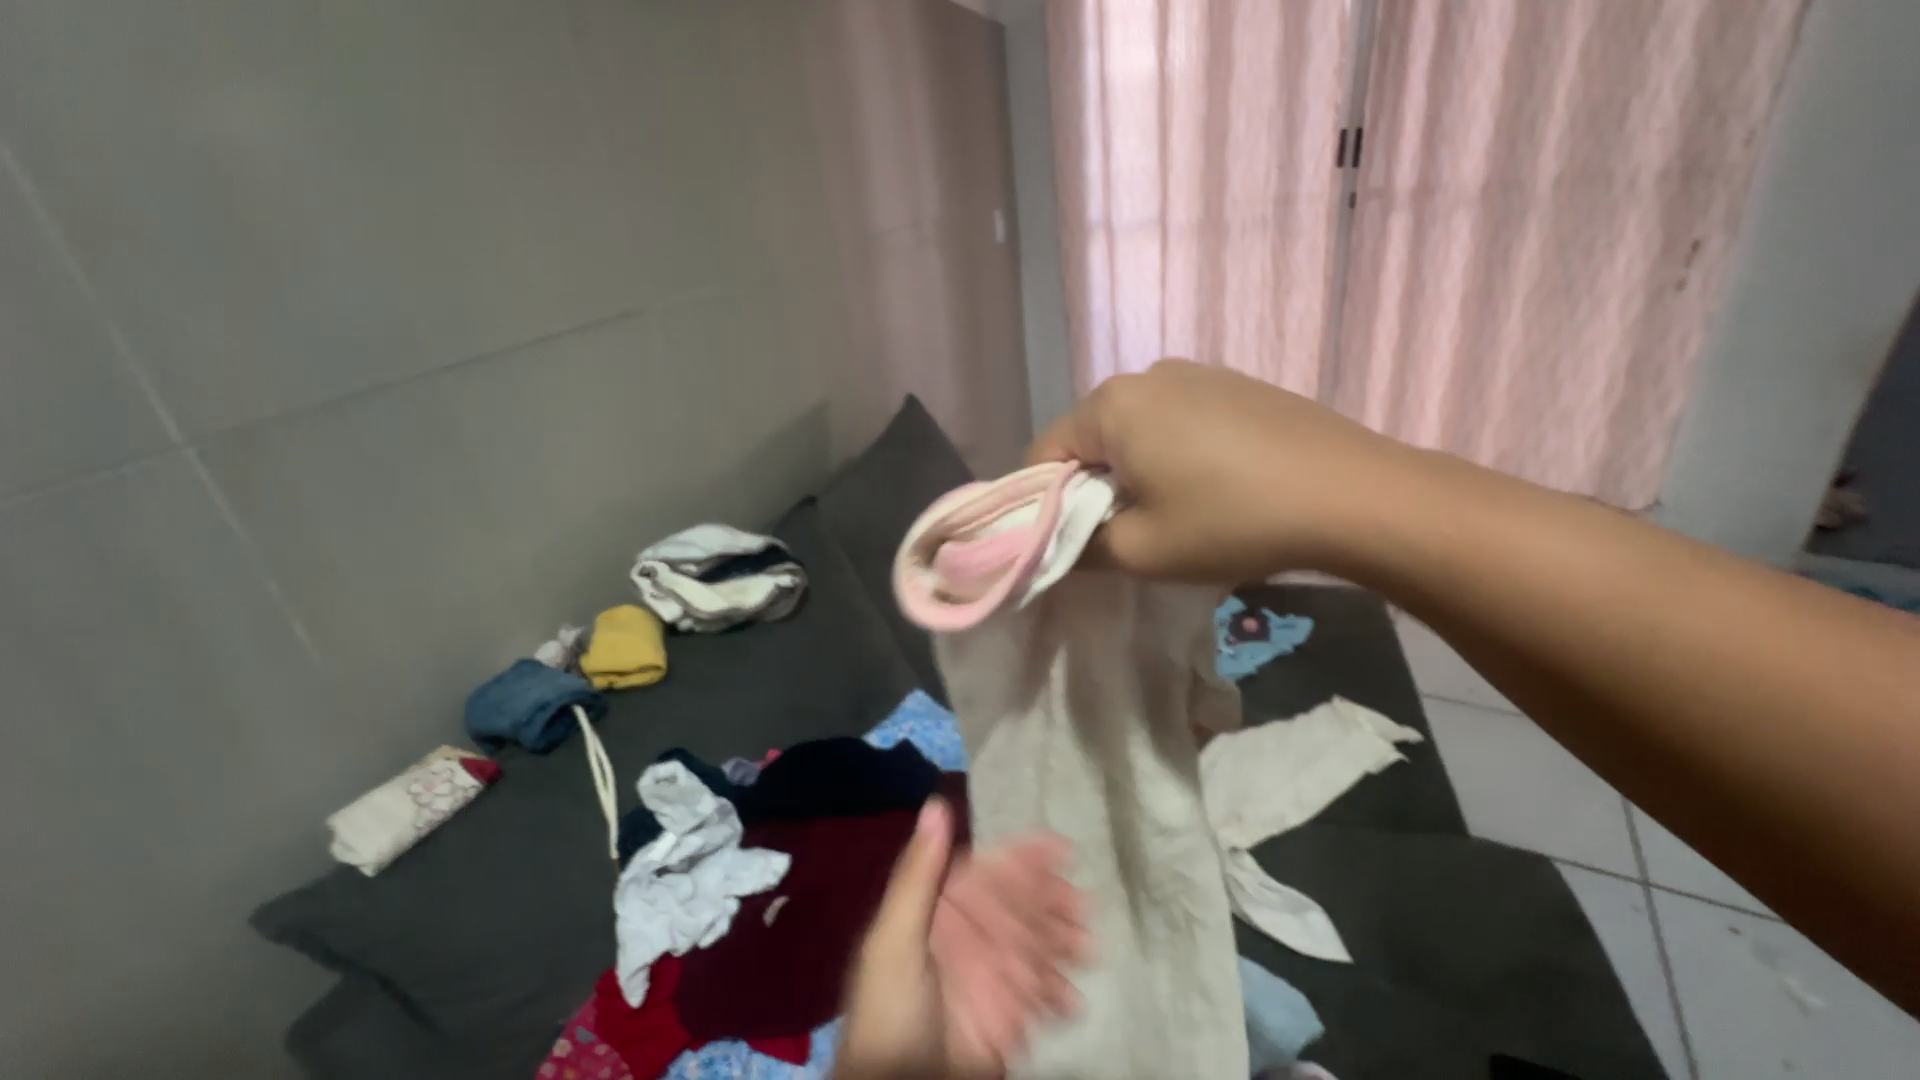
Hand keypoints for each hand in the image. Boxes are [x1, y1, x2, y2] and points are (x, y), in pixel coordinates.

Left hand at [834, 798, 1087, 1079]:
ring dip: (1066, 944)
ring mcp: (991, 975)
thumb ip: (918, 874)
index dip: (1025, 856)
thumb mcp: (894, 937)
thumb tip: (936, 804)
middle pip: (1022, 906)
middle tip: (1084, 906)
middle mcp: (970, 934)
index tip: (1062, 848)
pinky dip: (1061, 994)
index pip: (990, 870)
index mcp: (940, 909)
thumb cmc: (888, 1010)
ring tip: (1087, 949)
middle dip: (1055, 902)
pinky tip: (1073, 1000)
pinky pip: (1042, 995)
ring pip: (1039, 945)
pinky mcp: (1007, 1015)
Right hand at [1028, 359, 1412, 582]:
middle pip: (1091, 438)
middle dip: (1093, 486)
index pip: (1044, 454)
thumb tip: (1059, 544)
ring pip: (1137, 429)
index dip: (1043, 504)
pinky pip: (1180, 421)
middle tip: (1123, 534)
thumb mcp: (1141, 551)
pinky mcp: (1238, 385)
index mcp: (1112, 405)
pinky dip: (1176, 454)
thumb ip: (1080, 548)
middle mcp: (1147, 375)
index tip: (1068, 543)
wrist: (1351, 495)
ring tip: (1174, 512)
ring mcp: (1199, 373)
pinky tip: (1215, 487)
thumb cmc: (1230, 521)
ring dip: (1137, 469)